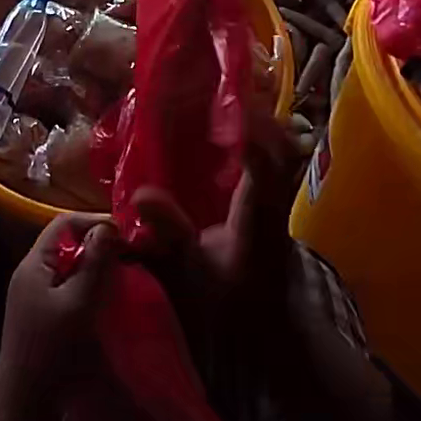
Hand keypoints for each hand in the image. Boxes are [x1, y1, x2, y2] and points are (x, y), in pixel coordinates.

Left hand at [0, 213, 118, 411]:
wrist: (24, 406)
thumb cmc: (51, 351)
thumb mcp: (78, 304)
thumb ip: (94, 264)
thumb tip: (108, 226)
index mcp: (34, 264)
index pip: (64, 224)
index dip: (94, 222)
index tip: (125, 233)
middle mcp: (31, 273)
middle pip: (66, 243)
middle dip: (97, 243)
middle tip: (130, 252)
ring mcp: (35, 295)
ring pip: (69, 266)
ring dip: (95, 265)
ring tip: (124, 271)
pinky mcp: (43, 315)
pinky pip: (68, 286)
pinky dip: (89, 285)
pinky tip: (108, 297)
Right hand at [131, 106, 306, 326]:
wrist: (269, 327)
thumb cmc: (230, 300)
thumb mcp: (193, 270)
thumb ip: (170, 233)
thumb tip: (140, 193)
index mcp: (256, 213)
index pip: (262, 159)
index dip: (246, 126)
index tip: (218, 100)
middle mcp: (273, 200)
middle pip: (279, 145)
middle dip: (253, 115)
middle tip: (218, 93)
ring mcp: (277, 201)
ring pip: (281, 151)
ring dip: (258, 125)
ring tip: (224, 106)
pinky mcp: (273, 204)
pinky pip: (273, 161)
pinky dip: (257, 142)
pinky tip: (230, 138)